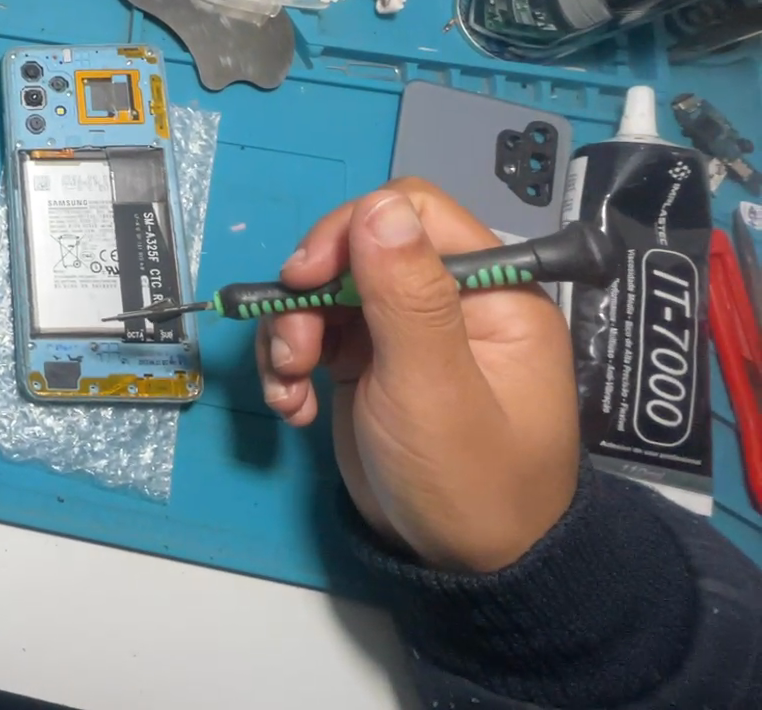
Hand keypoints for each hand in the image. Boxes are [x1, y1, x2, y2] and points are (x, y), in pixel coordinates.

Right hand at [257, 179, 580, 572]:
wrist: (456, 564)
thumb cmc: (465, 478)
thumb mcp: (432, 387)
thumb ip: (407, 296)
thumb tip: (379, 207)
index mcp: (486, 293)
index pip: (410, 214)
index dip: (349, 232)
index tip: (306, 278)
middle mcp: (439, 302)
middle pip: (348, 253)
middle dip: (305, 301)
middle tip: (293, 350)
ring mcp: (394, 332)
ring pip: (314, 295)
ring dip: (286, 339)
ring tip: (289, 390)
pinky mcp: (358, 361)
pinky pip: (304, 335)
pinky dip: (285, 367)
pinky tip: (291, 406)